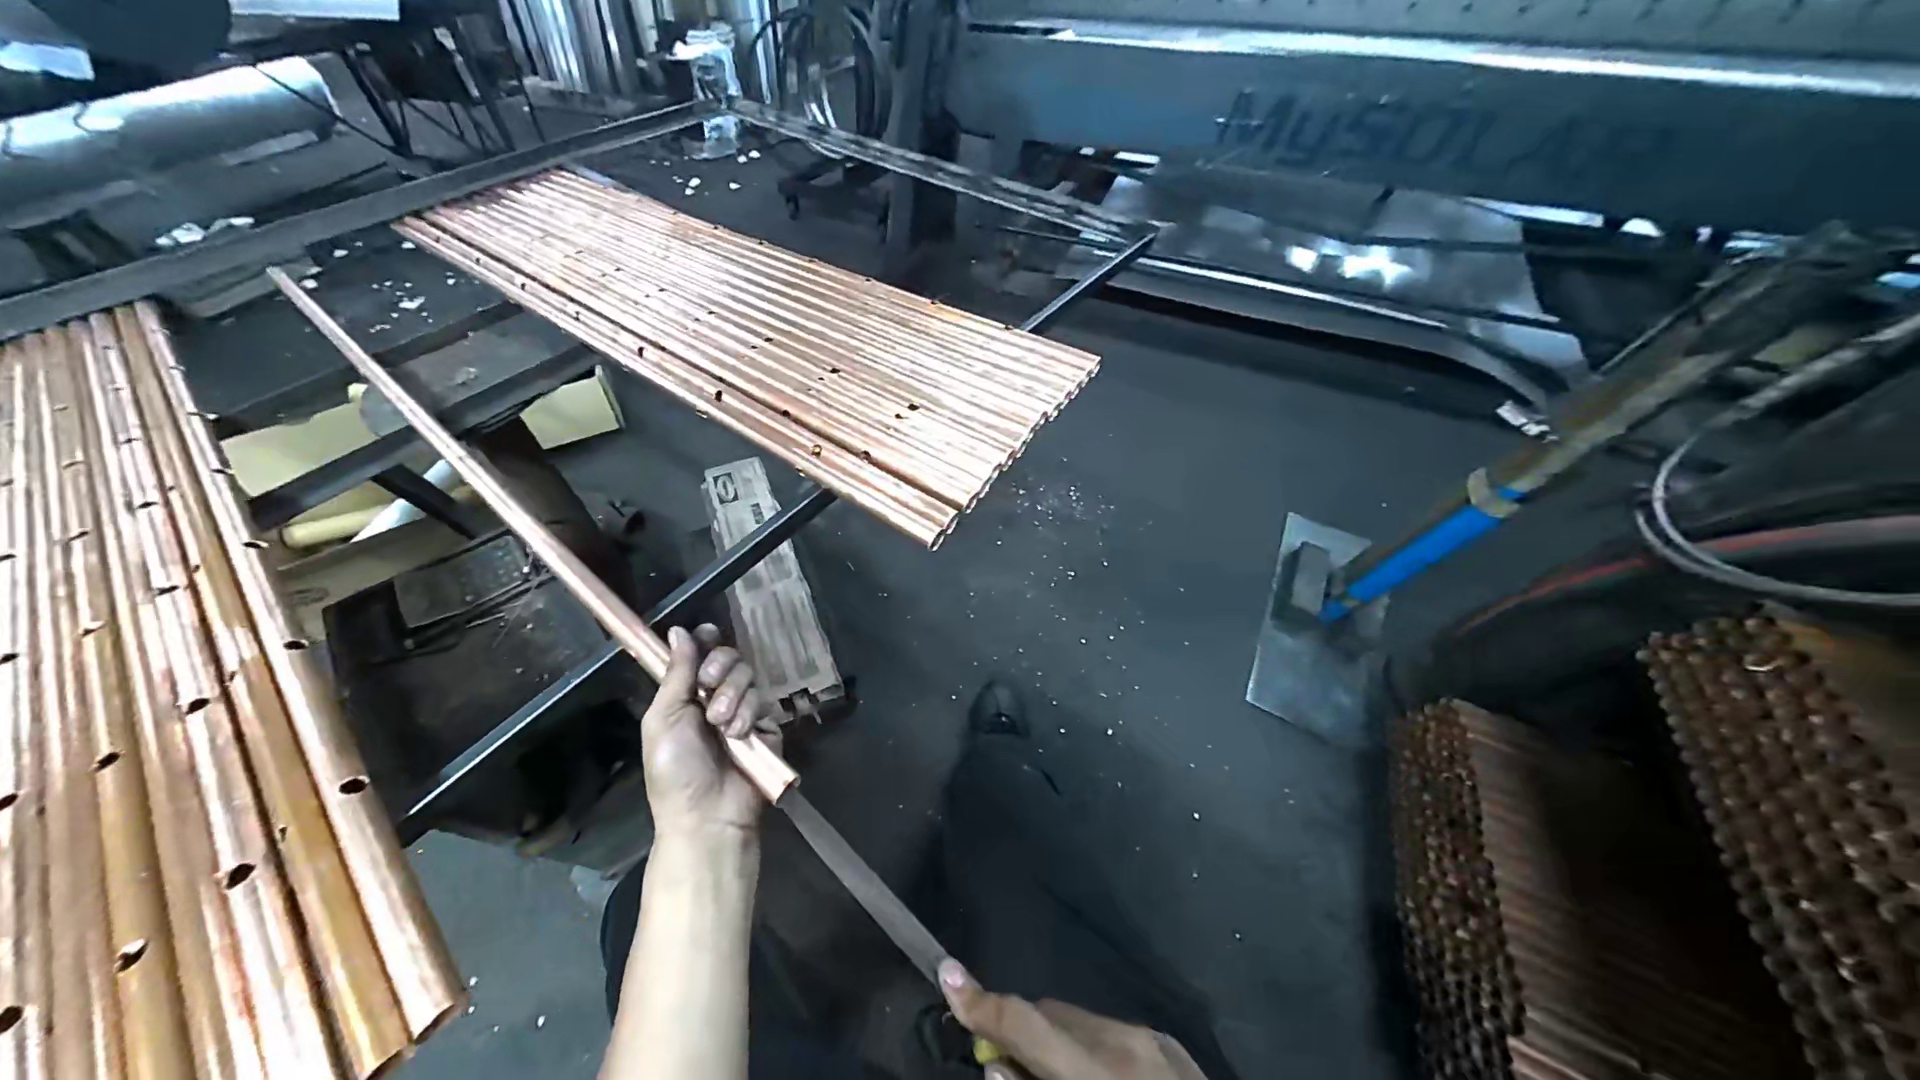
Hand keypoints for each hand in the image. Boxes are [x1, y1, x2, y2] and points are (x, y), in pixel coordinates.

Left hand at [641, 624, 783, 838]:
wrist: (706, 814)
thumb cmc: (674, 769)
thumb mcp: (664, 718)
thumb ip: (677, 673)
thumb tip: (678, 630)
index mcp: (686, 695)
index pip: (702, 654)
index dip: (707, 641)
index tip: (708, 633)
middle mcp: (715, 698)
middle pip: (729, 658)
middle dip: (719, 666)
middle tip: (708, 685)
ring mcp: (742, 712)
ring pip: (748, 676)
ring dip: (732, 696)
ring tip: (721, 725)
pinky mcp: (765, 727)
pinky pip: (763, 702)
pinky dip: (748, 715)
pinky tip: (739, 735)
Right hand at [939, 960, 1208, 1079]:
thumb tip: (999, 1067)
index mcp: (1094, 1075)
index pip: (1027, 1026)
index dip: (983, 1003)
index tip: (946, 972)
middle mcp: (1123, 1043)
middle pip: (1048, 1015)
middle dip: (1022, 1035)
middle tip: (1008, 1068)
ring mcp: (1150, 1037)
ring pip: (1079, 1021)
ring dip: (1057, 1043)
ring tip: (1058, 1074)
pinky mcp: (1168, 1041)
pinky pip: (1111, 1031)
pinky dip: (1091, 1049)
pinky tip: (1100, 1076)